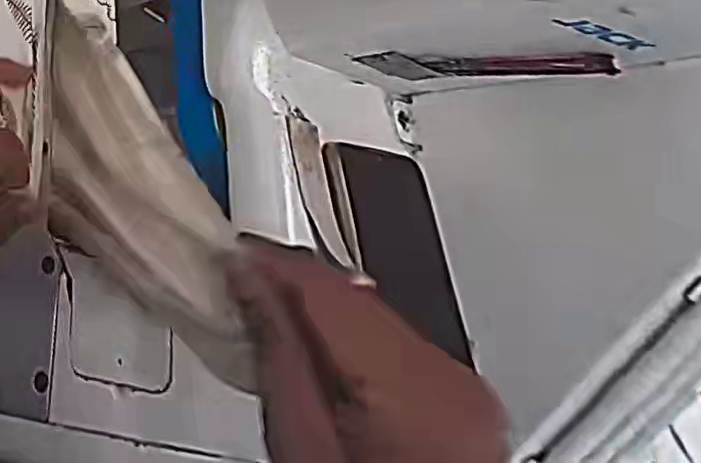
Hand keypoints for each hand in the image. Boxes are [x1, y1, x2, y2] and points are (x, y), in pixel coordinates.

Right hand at [229, 237, 507, 462]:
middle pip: (351, 297)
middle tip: (243, 283)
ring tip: (273, 316)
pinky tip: (317, 347)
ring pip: (369, 312)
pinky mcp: (465, 403)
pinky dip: (350, 335)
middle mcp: (452, 383)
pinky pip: (393, 341)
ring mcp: (465, 393)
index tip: (234, 256)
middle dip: (293, 286)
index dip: (271, 264)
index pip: (326, 288)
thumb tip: (251, 281)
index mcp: (414, 391)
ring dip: (318, 308)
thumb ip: (277, 349)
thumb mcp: (302, 444)